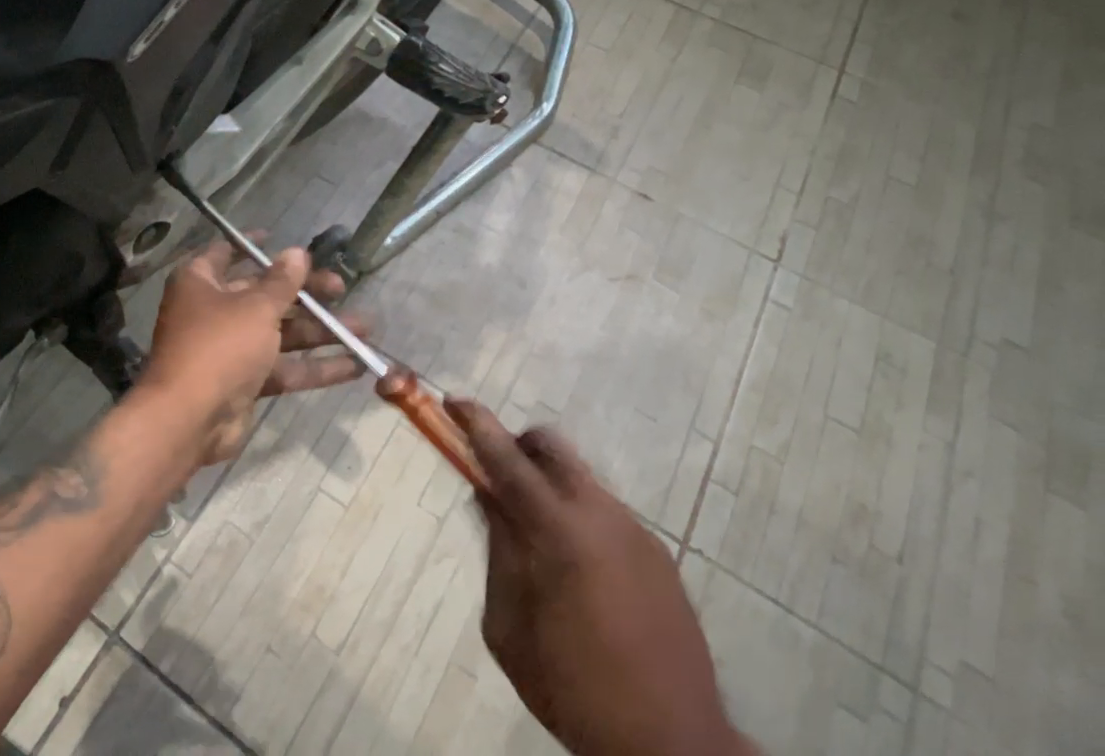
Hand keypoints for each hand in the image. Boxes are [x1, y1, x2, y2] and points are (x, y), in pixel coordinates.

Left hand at [141, 240, 365, 465]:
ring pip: (278, 334)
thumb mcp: (255, 307)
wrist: (189, 418)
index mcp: (200, 283)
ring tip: (366, 328)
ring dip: (319, 332)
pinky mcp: (243, 382)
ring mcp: (227, 350)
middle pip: (262, 295)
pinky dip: (313, 367)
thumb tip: (297, 253)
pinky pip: (281, 368)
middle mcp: (211, 312)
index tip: (281, 239)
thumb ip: (281, 282)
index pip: (225, 254)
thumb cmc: (219, 346)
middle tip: (342, 288)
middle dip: (304, 293)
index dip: (251, 246)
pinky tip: (355, 366)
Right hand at [443, 398, 755, 755]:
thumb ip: (499, 551)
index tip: (452, 401)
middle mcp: (604, 520)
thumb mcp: (508, 624)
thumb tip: (490, 500)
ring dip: (546, 486)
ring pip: (581, 481)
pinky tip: (569, 569)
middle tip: (490, 471)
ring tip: (528, 538)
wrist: (672, 744)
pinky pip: (604, 514)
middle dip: (517, 445)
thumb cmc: (571, 687)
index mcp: (560, 536)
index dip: (476, 426)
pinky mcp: (658, 558)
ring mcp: (639, 536)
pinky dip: (574, 516)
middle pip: (554, 450)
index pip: (509, 462)